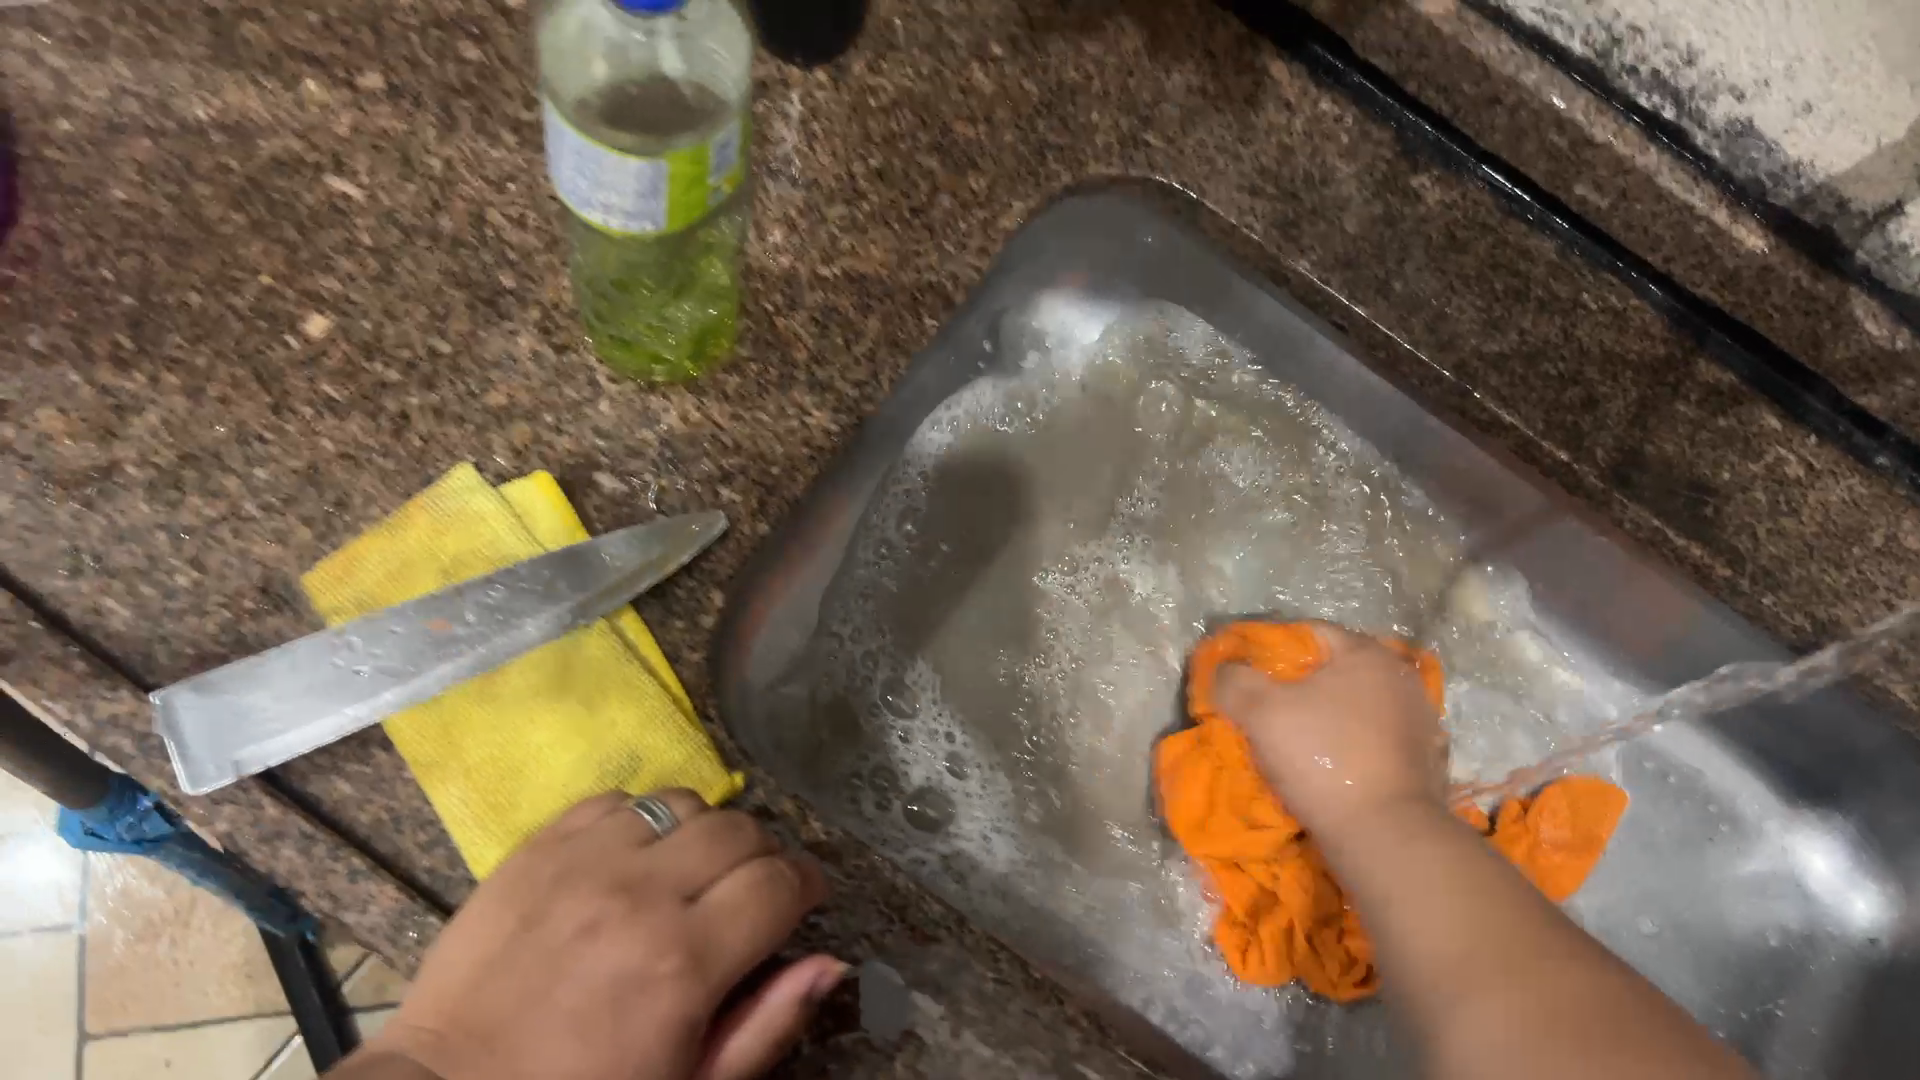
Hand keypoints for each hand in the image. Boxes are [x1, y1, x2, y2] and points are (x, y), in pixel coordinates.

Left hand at [356, 789, 843, 1079]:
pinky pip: (615, 800)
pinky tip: (633, 858)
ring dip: (703, 832)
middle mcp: (641, 895)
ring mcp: (584, 862)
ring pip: (683, 802)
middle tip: (749, 892)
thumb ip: (767, 1024)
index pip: (779, 884)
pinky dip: (640, 820)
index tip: (804, 899)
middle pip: (740, 831)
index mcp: (683, 964)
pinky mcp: (537, 848)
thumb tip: (832, 962)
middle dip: (762, 857)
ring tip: (690, 869)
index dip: (806, 885)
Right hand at [1215, 623, 1446, 841]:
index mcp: (1368, 655)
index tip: (1241, 674)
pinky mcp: (1420, 762)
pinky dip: (1342, 745)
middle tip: (1259, 708)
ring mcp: (1417, 723)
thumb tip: (1225, 672)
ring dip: (1318, 718)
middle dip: (1293, 686)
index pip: (1306, 632)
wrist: (1385, 836)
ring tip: (1286, 740)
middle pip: (1329, 671)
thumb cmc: (1323, 758)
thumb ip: (1233, 680)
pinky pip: (1368, 740)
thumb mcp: (1260, 711)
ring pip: (1350, 707)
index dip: (1266, 648)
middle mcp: (1401, 681)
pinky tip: (1320, 765)